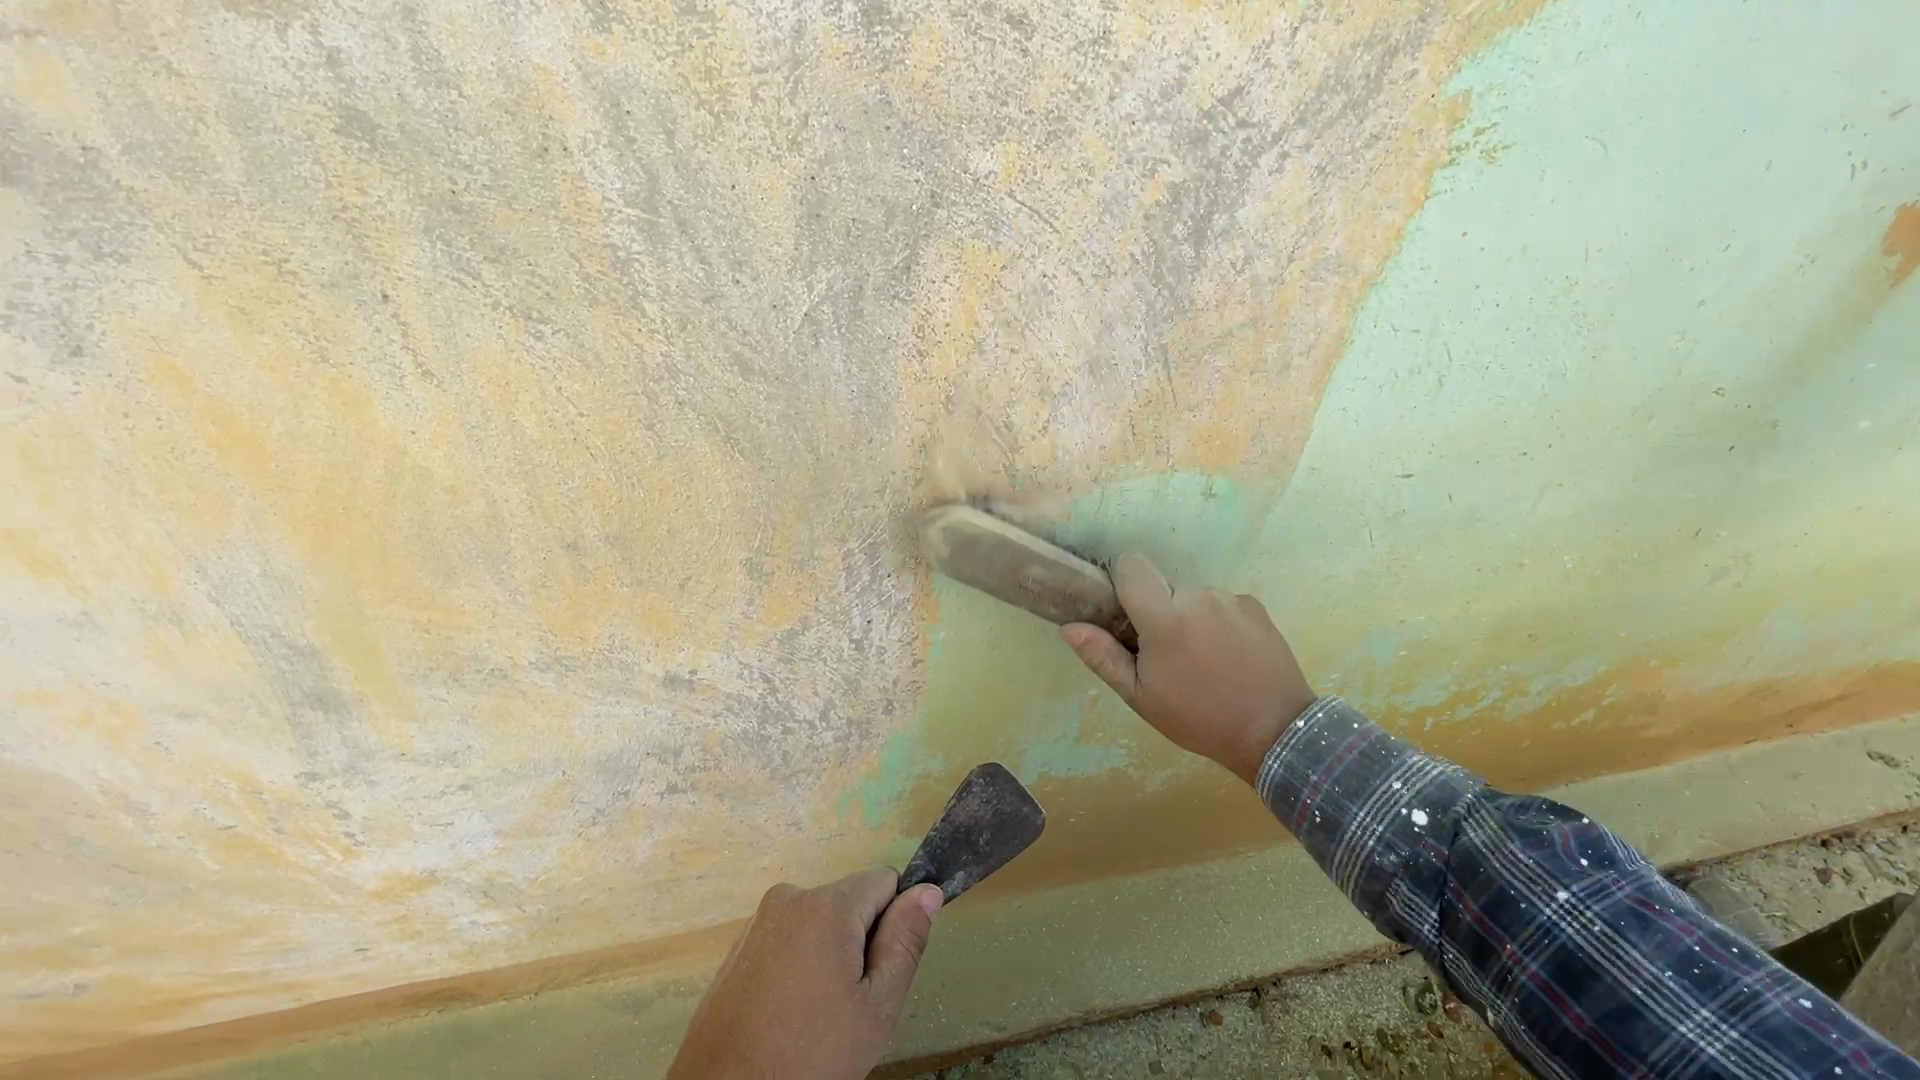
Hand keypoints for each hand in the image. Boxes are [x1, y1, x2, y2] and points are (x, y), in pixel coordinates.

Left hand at [667, 868, 942, 1079]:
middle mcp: (789, 897)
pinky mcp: (739, 946)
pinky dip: (799, 966)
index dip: (894, 923)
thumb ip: (906, 942)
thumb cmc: (810, 1057)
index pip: (886, 881)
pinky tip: (789, 1014)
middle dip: (861, 942)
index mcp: (826, 905)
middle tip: (850, 1002)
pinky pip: (790, 939)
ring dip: (830, 956)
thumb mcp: (877, 1007)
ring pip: (821, 923)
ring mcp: (759, 921)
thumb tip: (928, 890)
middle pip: (851, 902)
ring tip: (816, 1014)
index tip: (879, 970)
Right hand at [1061, 553, 1314, 785]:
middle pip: (1162, 585)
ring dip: (1188, 616)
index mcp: (1165, 616)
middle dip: (1157, 609)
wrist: (1275, 731)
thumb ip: (1102, 656)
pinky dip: (1216, 622)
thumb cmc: (1198, 717)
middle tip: (1165, 653)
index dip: (1120, 580)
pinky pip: (1221, 604)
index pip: (1130, 564)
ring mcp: (1231, 598)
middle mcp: (1199, 596)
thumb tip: (1068, 627)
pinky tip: (1227, 657)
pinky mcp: (1256, 606)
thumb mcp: (1141, 696)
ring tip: (1201, 660)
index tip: (1122, 611)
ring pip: (1192, 596)